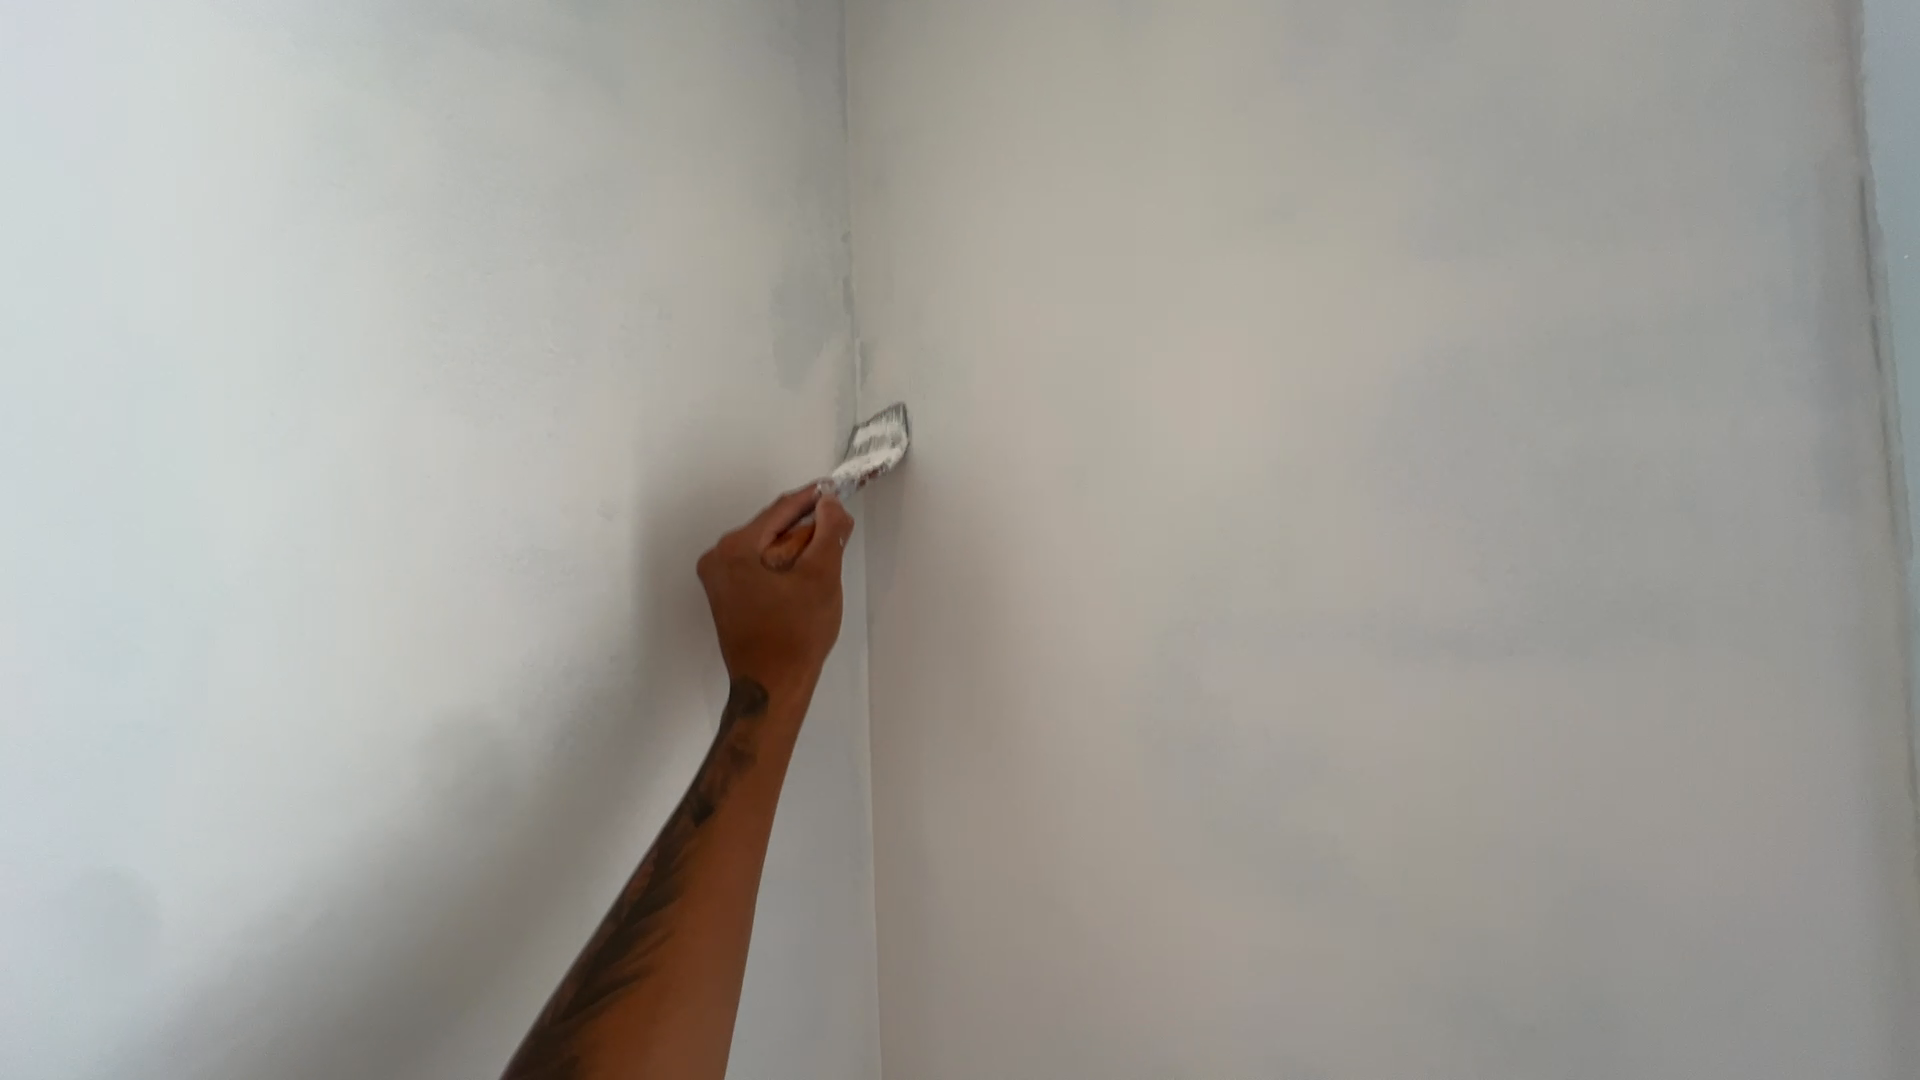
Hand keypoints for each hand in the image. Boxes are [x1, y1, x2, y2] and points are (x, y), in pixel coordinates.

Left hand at [696, 486, 854, 697]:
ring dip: (797, 549)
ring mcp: (718, 579)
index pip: (780, 509)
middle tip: (839, 530)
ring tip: (826, 559)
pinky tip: (805, 579)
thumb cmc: (797, 634)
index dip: (813, 499)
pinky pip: (759, 567)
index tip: (837, 490)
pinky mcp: (726, 596)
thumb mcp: (822, 576)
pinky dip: (784, 567)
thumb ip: (828, 532)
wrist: (773, 685)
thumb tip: (830, 502)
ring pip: (767, 548)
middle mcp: (718, 559)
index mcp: (734, 548)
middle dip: (807, 529)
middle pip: (772, 528)